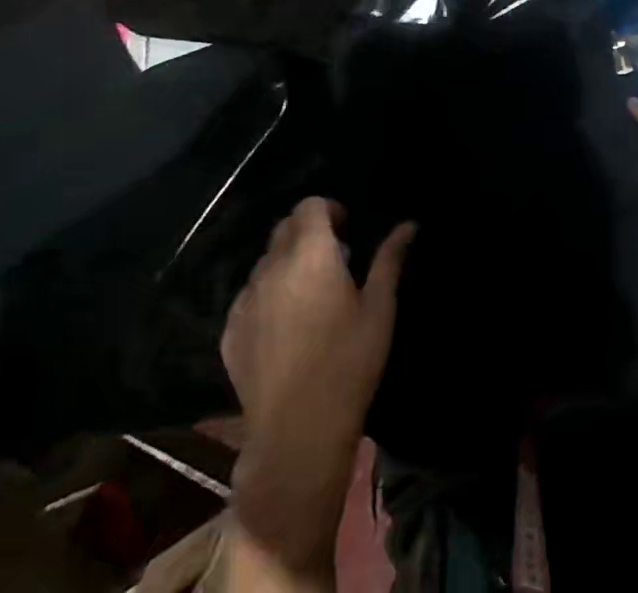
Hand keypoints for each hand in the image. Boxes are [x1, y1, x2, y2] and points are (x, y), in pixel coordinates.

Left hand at [222, 198, 412, 577]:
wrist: (297, 429)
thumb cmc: (350, 361)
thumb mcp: (381, 308)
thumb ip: (390, 260)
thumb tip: (408, 225)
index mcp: (311, 257)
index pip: (309, 207)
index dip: (329, 209)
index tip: (349, 228)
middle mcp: (270, 270)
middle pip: (284, 229)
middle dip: (309, 231)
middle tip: (337, 257)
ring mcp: (244, 301)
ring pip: (264, 262)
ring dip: (288, 261)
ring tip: (313, 292)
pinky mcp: (229, 330)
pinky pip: (249, 295)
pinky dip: (270, 292)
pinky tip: (289, 324)